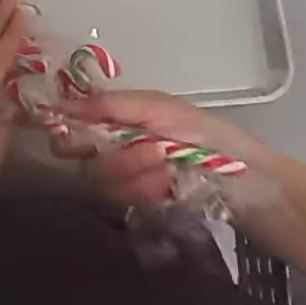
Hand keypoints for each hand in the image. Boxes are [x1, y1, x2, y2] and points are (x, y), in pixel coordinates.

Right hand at [69, 89, 280, 206]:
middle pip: (75, 154)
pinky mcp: (131, 200)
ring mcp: (118, 174)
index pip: (69, 120)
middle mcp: (108, 144)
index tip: (72, 131)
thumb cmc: (206, 135)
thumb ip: (113, 104)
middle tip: (151, 151)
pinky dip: (144, 190)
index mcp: (113, 116)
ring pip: (98, 178)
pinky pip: (118, 198)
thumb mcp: (162, 107)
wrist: (242, 178)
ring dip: (135, 173)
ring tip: (169, 169)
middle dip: (113, 155)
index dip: (64, 125)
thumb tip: (66, 106)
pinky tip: (168, 185)